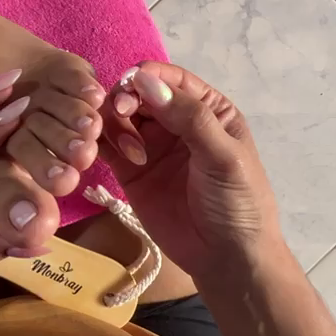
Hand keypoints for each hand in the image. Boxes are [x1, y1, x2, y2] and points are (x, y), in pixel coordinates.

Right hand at [98, 62, 290, 277]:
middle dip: (124, 99)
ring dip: (113, 123)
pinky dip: (98, 142)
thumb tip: (145, 79)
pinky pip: (106, 144)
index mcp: (205, 109)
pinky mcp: (129, 170)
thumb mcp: (222, 156)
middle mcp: (174, 121)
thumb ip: (188, 117)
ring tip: (129, 152)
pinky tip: (104, 154)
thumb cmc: (236, 202)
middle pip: (137, 92)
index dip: (146, 77)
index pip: (169, 78)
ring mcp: (149, 145)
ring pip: (117, 115)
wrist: (225, 258)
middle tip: (123, 118)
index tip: (129, 89)